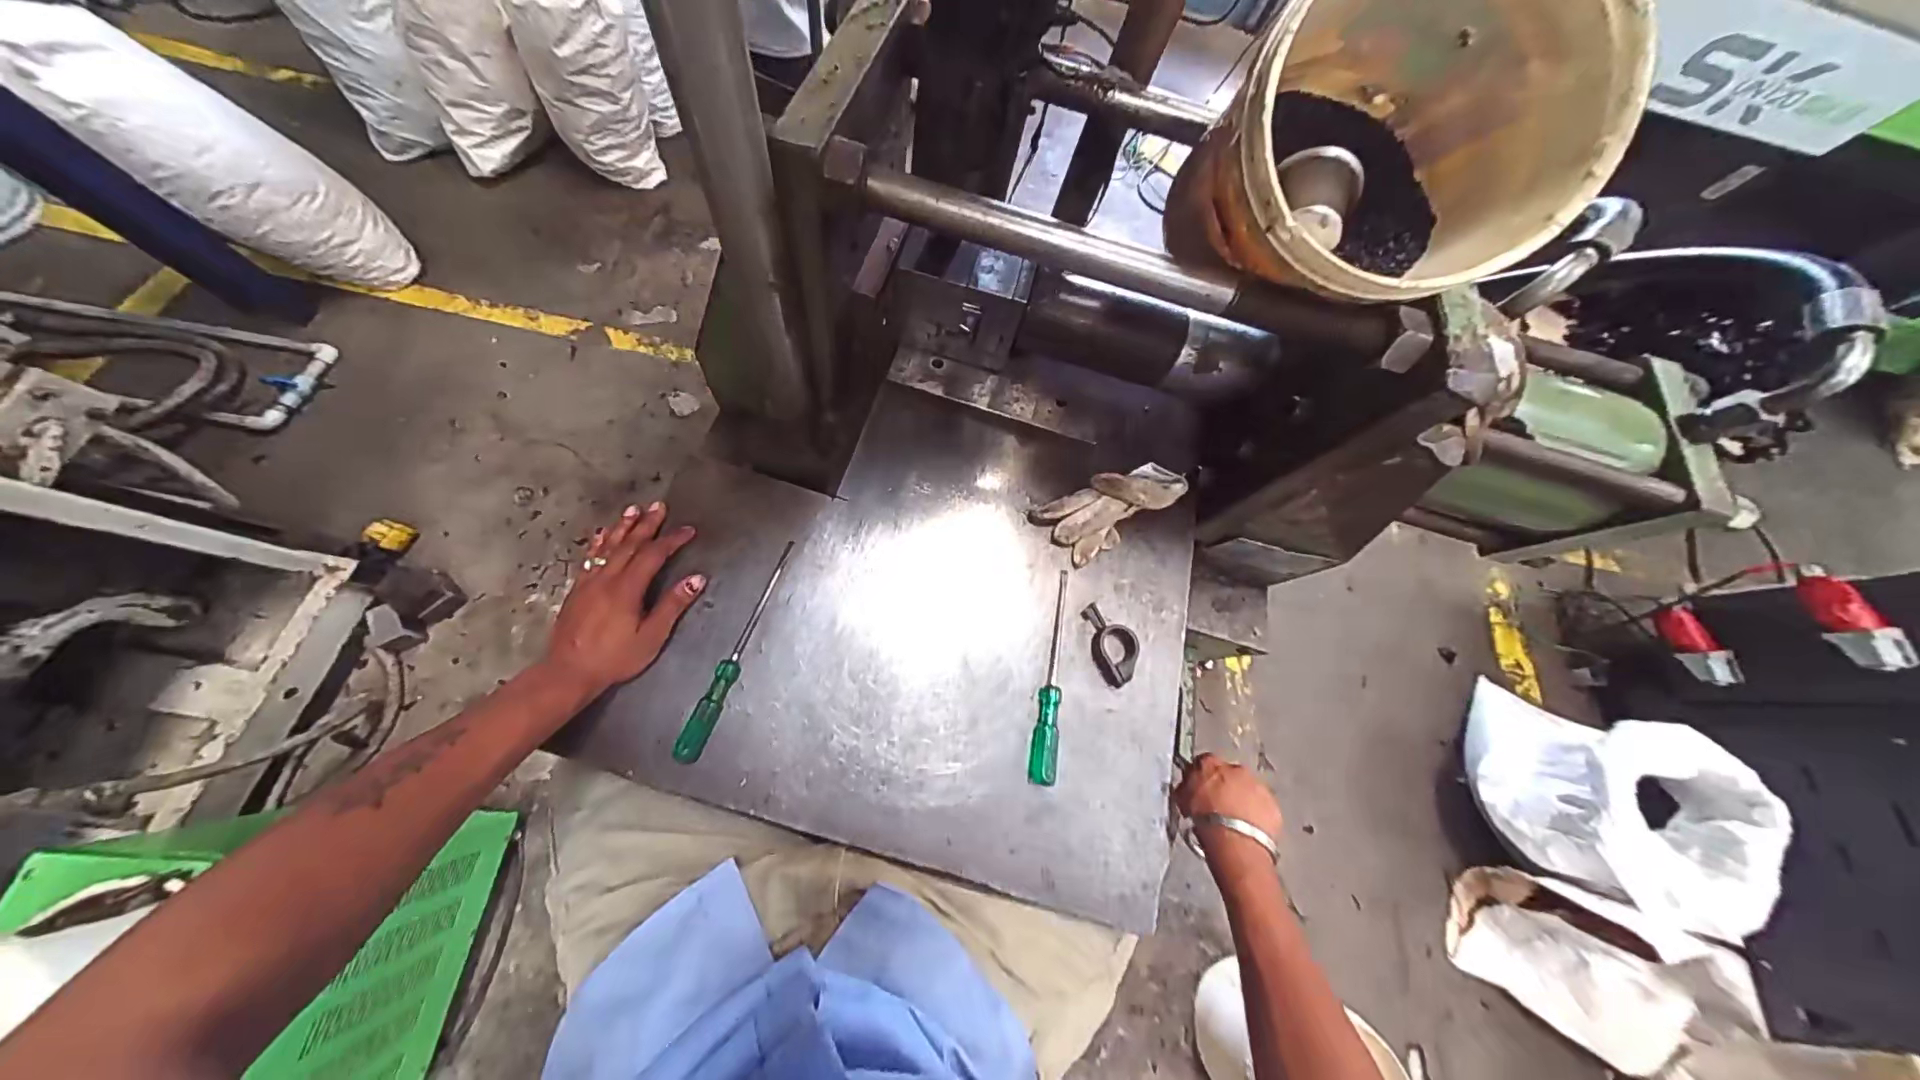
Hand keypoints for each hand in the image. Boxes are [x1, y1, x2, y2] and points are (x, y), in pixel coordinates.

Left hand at [543, 502, 703, 694]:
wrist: (568, 672)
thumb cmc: (615, 658)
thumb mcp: (652, 636)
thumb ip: (673, 605)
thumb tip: (696, 579)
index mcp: (627, 589)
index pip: (653, 555)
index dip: (672, 540)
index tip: (687, 531)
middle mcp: (607, 580)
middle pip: (630, 545)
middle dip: (647, 524)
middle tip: (659, 506)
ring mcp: (589, 583)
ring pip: (608, 547)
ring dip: (623, 527)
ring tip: (632, 511)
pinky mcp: (578, 590)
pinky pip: (591, 558)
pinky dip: (600, 544)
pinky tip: (602, 536)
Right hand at [1176, 753, 1283, 861]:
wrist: (1236, 841)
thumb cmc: (1205, 820)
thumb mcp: (1183, 801)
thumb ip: (1185, 788)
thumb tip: (1186, 789)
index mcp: (1210, 763)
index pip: (1203, 762)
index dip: (1201, 776)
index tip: (1200, 789)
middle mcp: (1236, 769)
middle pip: (1229, 774)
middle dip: (1225, 787)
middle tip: (1218, 807)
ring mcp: (1258, 786)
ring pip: (1249, 789)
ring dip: (1242, 799)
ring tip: (1234, 821)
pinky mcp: (1273, 805)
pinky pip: (1263, 807)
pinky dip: (1257, 814)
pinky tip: (1249, 828)